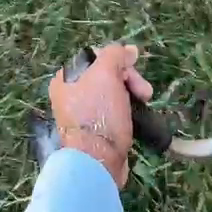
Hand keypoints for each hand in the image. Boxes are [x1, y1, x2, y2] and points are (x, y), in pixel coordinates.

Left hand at [49, 44, 153, 186]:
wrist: (97, 162)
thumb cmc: (99, 113)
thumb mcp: (106, 73)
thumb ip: (116, 54)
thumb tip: (130, 50)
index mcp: (66, 77)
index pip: (97, 56)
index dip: (118, 60)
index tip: (132, 68)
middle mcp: (71, 93)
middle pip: (107, 73)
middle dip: (129, 78)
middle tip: (144, 91)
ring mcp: (83, 113)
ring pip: (113, 91)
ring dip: (132, 93)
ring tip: (145, 102)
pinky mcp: (96, 130)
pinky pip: (114, 110)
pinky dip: (127, 109)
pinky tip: (137, 114)